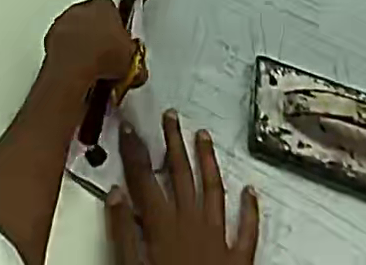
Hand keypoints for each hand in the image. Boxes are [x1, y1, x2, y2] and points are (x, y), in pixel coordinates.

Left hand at [42, 0, 136, 87]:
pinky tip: (78, 69)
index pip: (113, 11)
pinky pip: (63, 43)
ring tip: (93, 67)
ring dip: (83, 43)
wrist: (75, 67)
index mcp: (104, 5)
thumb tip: (137, 70)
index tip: (120, 45)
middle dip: (99, 35)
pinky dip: (69, 53)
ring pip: (76, 30)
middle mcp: (81, 7)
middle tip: (107, 56)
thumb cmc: (103, 57)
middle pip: (93, 18)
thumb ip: (135, 59)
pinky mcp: (51, 36)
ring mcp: (64, 20)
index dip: (118, 30)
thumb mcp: (132, 61)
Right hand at [108, 111, 259, 264]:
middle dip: (172, 142)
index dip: (134, 149)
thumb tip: (114, 193)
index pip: (143, 178)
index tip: (129, 125)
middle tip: (169, 116)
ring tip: (203, 135)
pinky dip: (250, 210)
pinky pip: (247, 231)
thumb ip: (121, 233)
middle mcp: (191, 225)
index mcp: (162, 227)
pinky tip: (251, 192)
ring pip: (213, 191)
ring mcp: (218, 241)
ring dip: (207, 161)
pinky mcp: (240, 261)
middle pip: (180, 175)